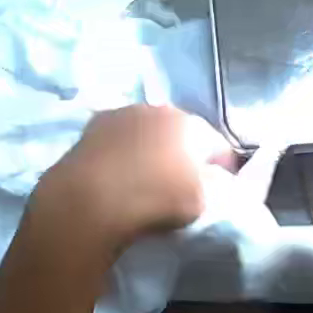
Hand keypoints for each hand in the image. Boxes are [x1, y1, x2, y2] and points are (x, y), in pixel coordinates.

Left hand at [28, 105, 227, 252]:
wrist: (91, 197)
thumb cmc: (154, 200)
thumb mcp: (199, 203)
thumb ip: (210, 185)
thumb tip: (207, 177)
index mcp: (192, 125)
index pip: (217, 144)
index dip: (221, 166)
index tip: (217, 185)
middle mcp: (160, 109)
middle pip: (181, 131)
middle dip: (184, 151)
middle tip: (179, 180)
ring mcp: (125, 112)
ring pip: (147, 129)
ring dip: (150, 146)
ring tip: (143, 175)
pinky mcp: (95, 122)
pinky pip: (119, 135)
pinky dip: (122, 148)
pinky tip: (117, 170)